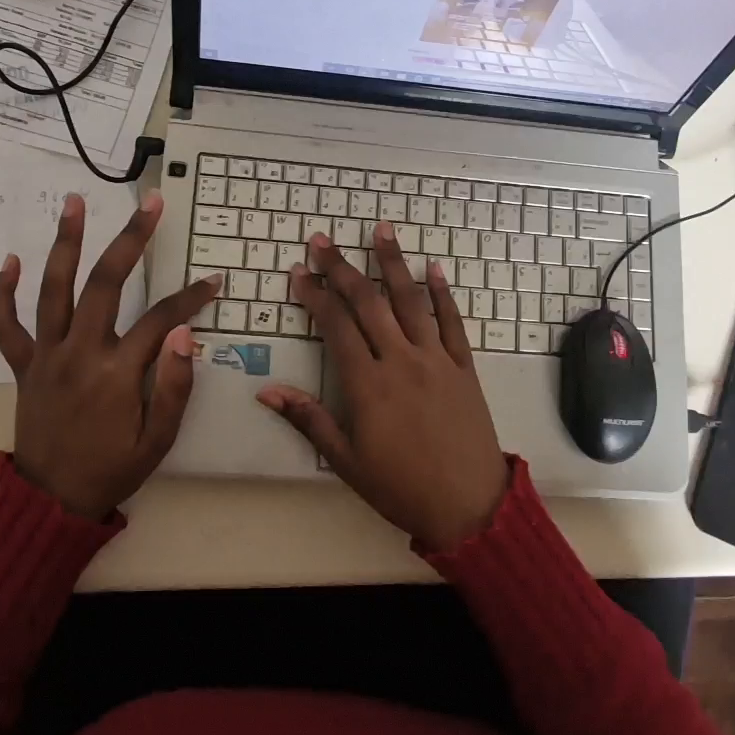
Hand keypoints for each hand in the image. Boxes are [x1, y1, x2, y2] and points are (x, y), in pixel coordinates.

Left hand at [0, 192, 221, 519]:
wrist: (51, 502)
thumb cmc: (112, 469)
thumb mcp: (158, 441)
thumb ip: (174, 387)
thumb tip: (185, 333)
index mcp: (116, 373)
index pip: (160, 318)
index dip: (190, 298)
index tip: (213, 282)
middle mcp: (78, 353)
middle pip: (105, 283)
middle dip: (131, 239)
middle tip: (150, 203)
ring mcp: (46, 356)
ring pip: (53, 288)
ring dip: (65, 242)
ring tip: (75, 201)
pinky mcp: (22, 366)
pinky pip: (5, 325)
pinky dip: (3, 292)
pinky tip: (10, 260)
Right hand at [258, 225, 508, 550]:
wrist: (469, 504)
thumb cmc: (400, 486)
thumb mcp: (346, 461)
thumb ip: (309, 420)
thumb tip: (265, 392)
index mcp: (367, 385)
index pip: (335, 327)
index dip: (314, 295)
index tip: (298, 272)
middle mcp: (400, 361)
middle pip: (367, 303)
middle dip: (342, 268)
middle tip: (322, 240)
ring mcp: (436, 360)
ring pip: (410, 301)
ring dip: (393, 263)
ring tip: (381, 230)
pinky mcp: (464, 366)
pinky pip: (452, 322)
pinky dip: (442, 293)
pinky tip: (433, 268)